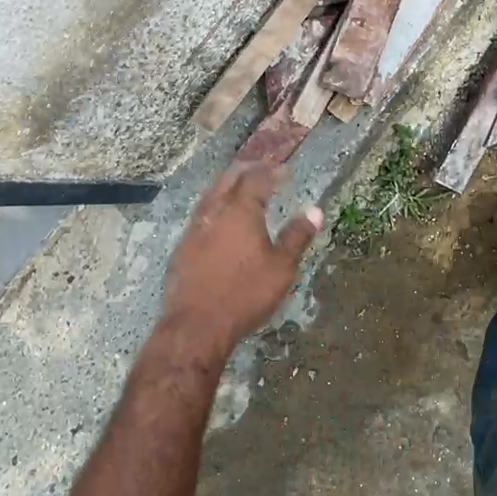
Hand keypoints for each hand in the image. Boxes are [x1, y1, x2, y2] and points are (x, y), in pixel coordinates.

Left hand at [159, 161, 321, 352]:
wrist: (196, 326)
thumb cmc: (245, 294)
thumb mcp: (281, 267)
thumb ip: (297, 236)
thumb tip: (315, 211)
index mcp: (241, 211)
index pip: (256, 179)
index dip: (271, 171)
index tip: (284, 170)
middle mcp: (214, 213)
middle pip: (228, 179)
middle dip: (246, 170)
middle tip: (261, 170)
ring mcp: (194, 230)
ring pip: (209, 195)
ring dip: (226, 186)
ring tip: (239, 189)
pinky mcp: (181, 249)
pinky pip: (199, 216)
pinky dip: (213, 208)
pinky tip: (218, 222)